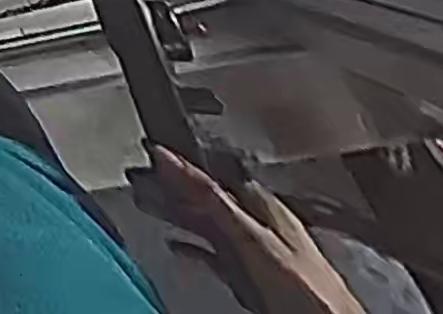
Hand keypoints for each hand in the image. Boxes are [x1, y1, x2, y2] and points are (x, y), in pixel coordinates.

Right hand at [153, 147, 366, 313]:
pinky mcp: (252, 278)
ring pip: (204, 223)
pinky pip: (213, 253)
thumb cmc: (306, 289)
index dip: (175, 164)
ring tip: (142, 201)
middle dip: (167, 187)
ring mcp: (254, 251)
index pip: (206, 175)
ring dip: (172, 212)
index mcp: (258, 204)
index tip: (148, 153)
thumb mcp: (249, 233)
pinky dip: (191, 246)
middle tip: (136, 179)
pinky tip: (176, 245)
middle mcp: (256, 222)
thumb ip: (207, 195)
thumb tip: (166, 156)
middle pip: (201, 197)